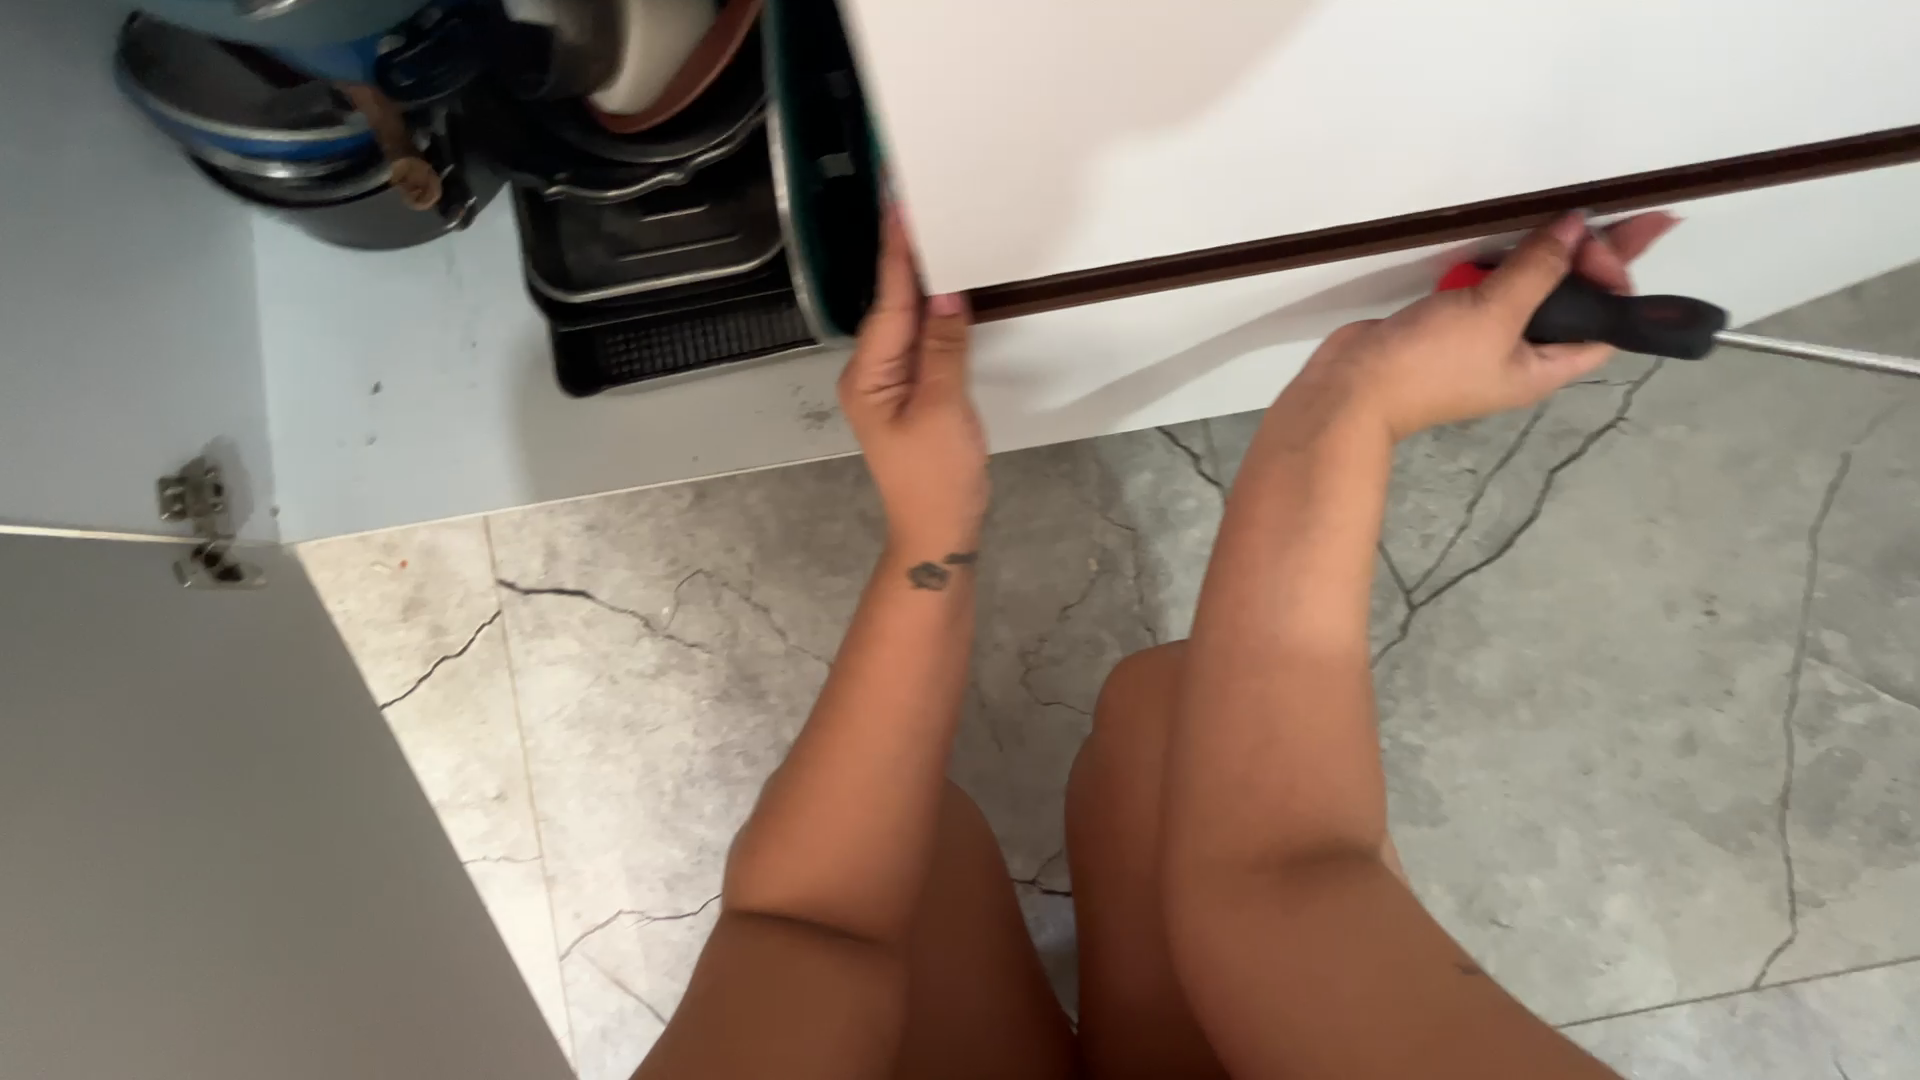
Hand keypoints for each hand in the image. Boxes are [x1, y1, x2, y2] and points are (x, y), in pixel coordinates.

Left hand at [838, 209, 988, 551]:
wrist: (938, 531)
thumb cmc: (936, 477)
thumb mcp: (944, 410)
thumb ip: (945, 349)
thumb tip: (948, 296)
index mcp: (868, 374)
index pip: (888, 300)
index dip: (898, 252)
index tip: (902, 202)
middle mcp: (872, 373)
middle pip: (893, 307)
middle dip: (910, 259)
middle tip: (927, 205)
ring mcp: (891, 386)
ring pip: (909, 325)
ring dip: (924, 286)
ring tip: (941, 238)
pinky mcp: (913, 397)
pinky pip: (923, 347)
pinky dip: (936, 320)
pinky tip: (950, 298)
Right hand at [1286, 211, 1679, 440]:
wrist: (1348, 390)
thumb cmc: (1427, 365)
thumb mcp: (1493, 314)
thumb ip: (1540, 269)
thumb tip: (1578, 227)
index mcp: (1540, 369)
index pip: (1607, 325)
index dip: (1616, 281)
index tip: (1600, 241)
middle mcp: (1514, 357)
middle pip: (1566, 305)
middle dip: (1577, 262)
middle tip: (1583, 218)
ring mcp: (1474, 343)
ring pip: (1520, 295)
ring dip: (1529, 261)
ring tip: (1539, 226)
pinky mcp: (1439, 329)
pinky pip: (1479, 294)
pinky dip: (1487, 270)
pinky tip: (1488, 248)